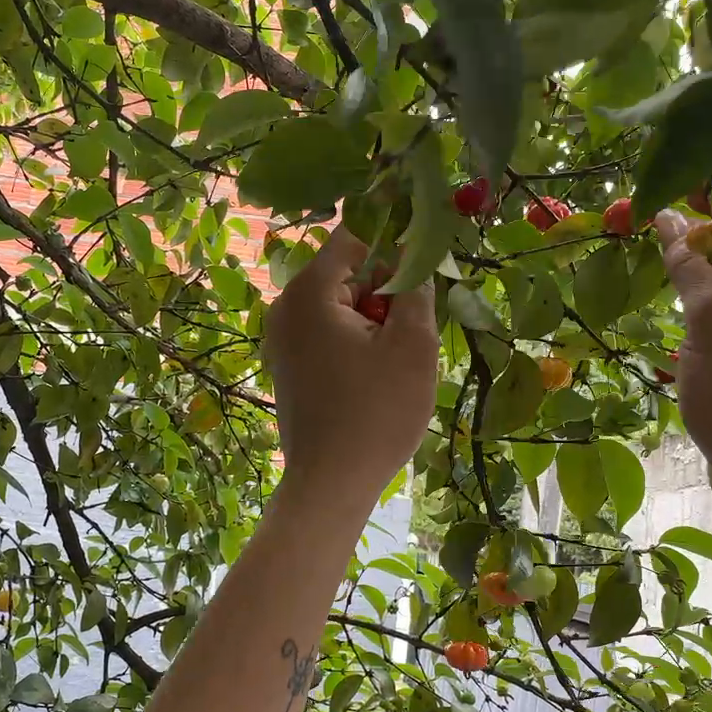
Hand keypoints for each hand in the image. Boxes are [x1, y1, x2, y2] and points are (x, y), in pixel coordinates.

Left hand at [264, 226, 438, 509]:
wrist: (330, 483)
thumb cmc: (376, 413)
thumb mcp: (412, 345)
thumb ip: (416, 287)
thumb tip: (415, 251)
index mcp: (310, 292)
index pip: (355, 233)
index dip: (395, 229)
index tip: (429, 234)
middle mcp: (285, 307)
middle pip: (347, 269)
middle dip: (387, 284)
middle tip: (417, 319)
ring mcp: (282, 338)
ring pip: (341, 302)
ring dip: (376, 315)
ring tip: (398, 354)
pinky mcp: (289, 364)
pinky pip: (328, 330)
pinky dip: (356, 336)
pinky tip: (376, 371)